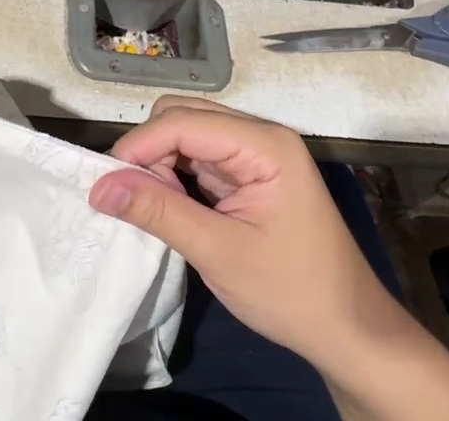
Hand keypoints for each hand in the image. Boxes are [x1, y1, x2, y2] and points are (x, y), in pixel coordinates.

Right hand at [86, 97, 371, 360]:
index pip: (183, 121)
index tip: (105, 184)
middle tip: (134, 200)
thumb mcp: (219, 253)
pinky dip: (174, 178)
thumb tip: (98, 188)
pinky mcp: (247, 176)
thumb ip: (159, 212)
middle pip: (183, 117)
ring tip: (154, 211)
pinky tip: (169, 209)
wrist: (349, 332)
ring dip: (160, 166)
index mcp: (264, 144)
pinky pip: (197, 160)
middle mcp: (259, 137)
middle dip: (149, 151)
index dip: (139, 146)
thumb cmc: (292, 292)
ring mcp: (254, 155)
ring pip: (186, 136)